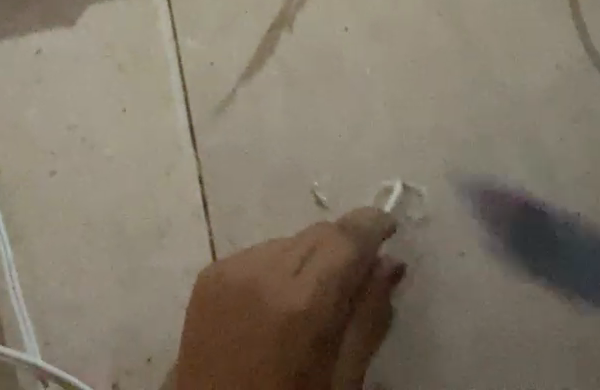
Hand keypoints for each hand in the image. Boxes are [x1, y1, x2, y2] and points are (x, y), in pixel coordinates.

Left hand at [173, 207, 404, 389]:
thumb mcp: (341, 381)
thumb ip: (368, 318)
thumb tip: (389, 263)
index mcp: (302, 305)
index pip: (345, 239)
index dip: (372, 225)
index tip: (390, 226)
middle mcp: (264, 273)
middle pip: (318, 234)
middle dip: (344, 246)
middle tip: (358, 276)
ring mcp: (231, 269)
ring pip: (289, 241)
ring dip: (309, 259)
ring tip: (312, 300)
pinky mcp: (209, 273)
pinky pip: (258, 254)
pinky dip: (277, 269)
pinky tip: (276, 305)